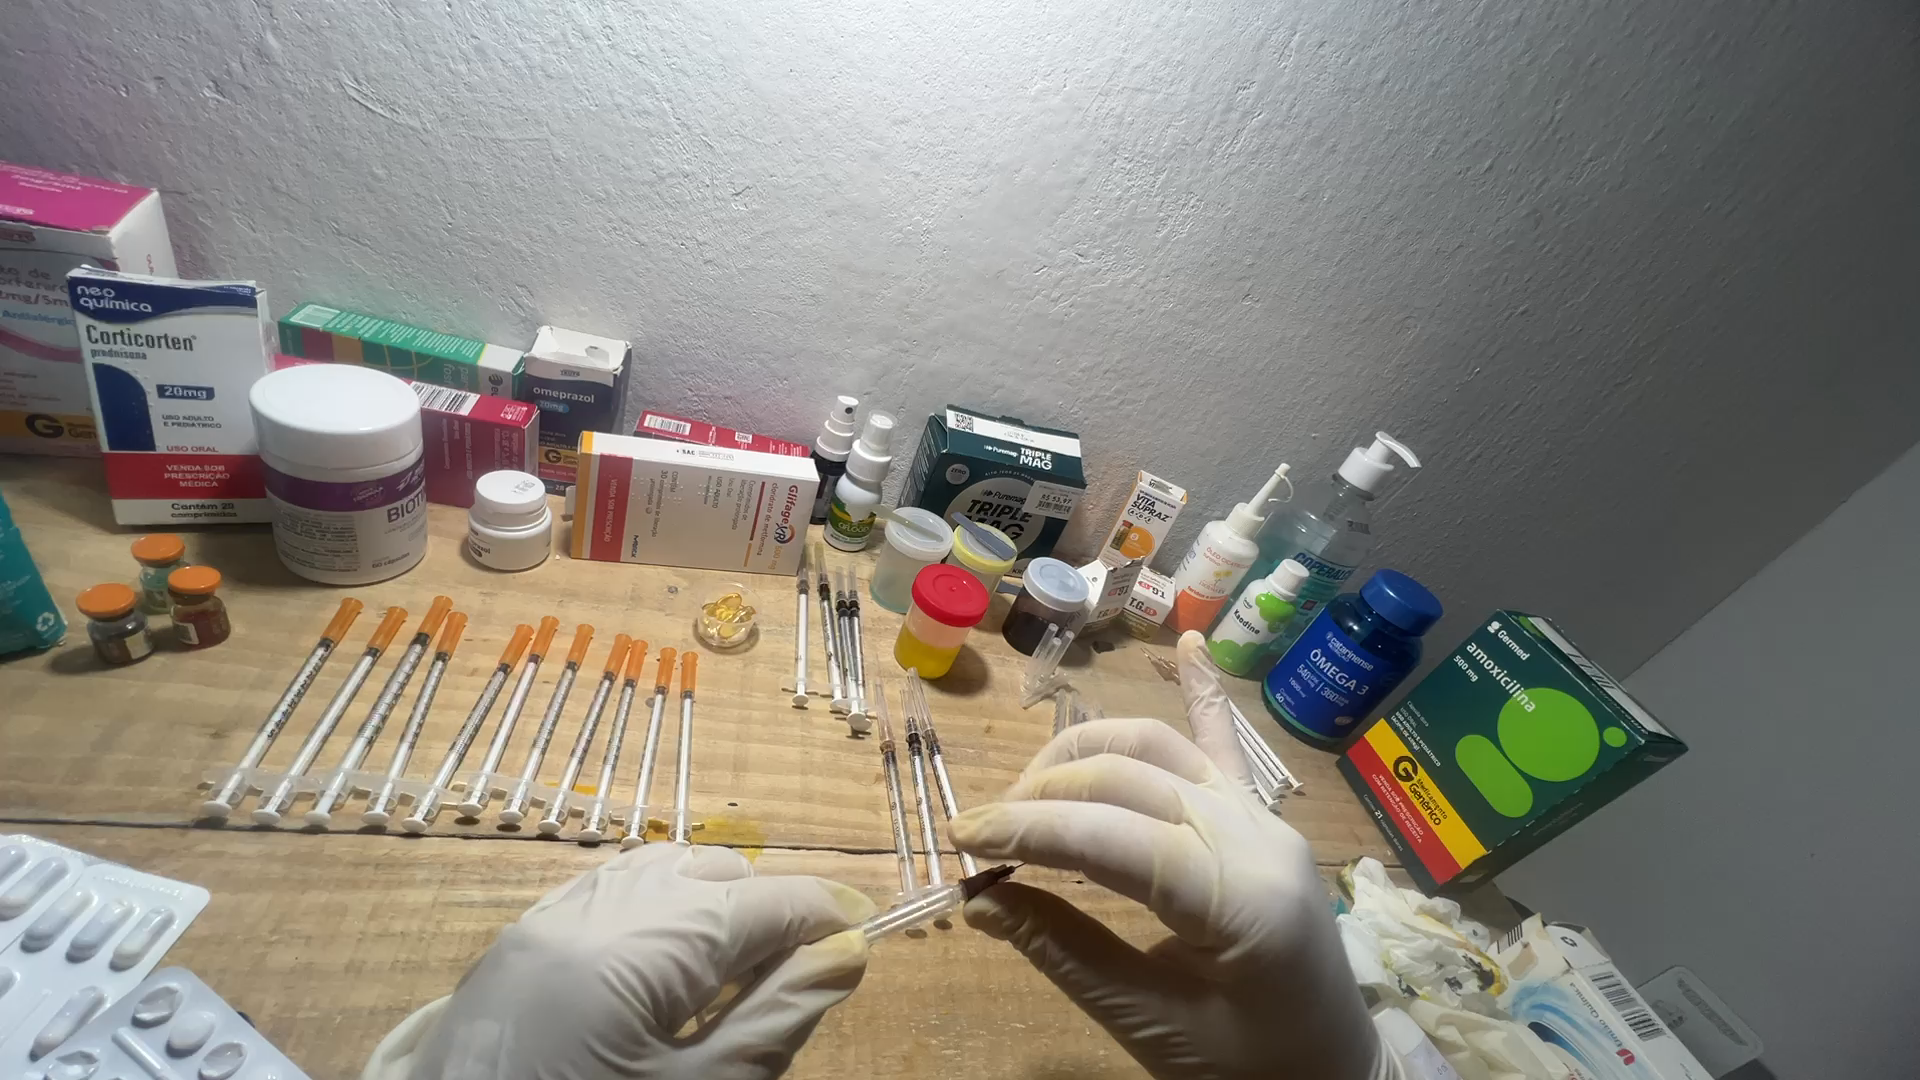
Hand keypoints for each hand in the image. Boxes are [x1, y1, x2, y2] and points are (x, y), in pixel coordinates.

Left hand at [362, 844, 875, 1079]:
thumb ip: (777, 1020)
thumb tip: (847, 953)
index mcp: (639, 949)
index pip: (765, 901)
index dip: (823, 915)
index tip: (861, 939)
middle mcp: (598, 906)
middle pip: (719, 872)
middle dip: (765, 914)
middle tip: (780, 985)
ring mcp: (553, 913)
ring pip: (669, 866)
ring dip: (713, 905)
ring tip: (720, 979)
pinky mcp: (524, 934)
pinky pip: (617, 884)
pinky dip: (660, 905)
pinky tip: (658, 968)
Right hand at [949, 631, 1389, 1079]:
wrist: (1340, 1073)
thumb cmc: (1250, 1069)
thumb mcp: (1152, 1028)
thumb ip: (1065, 953)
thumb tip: (980, 900)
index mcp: (1240, 901)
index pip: (1113, 839)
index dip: (1030, 831)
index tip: (964, 839)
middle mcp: (1253, 835)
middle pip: (1127, 779)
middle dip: (1042, 794)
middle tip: (986, 829)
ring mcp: (1259, 813)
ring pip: (1155, 745)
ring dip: (1083, 750)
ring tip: (1032, 783)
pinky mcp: (1258, 810)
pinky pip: (1224, 739)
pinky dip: (1201, 688)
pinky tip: (1190, 640)